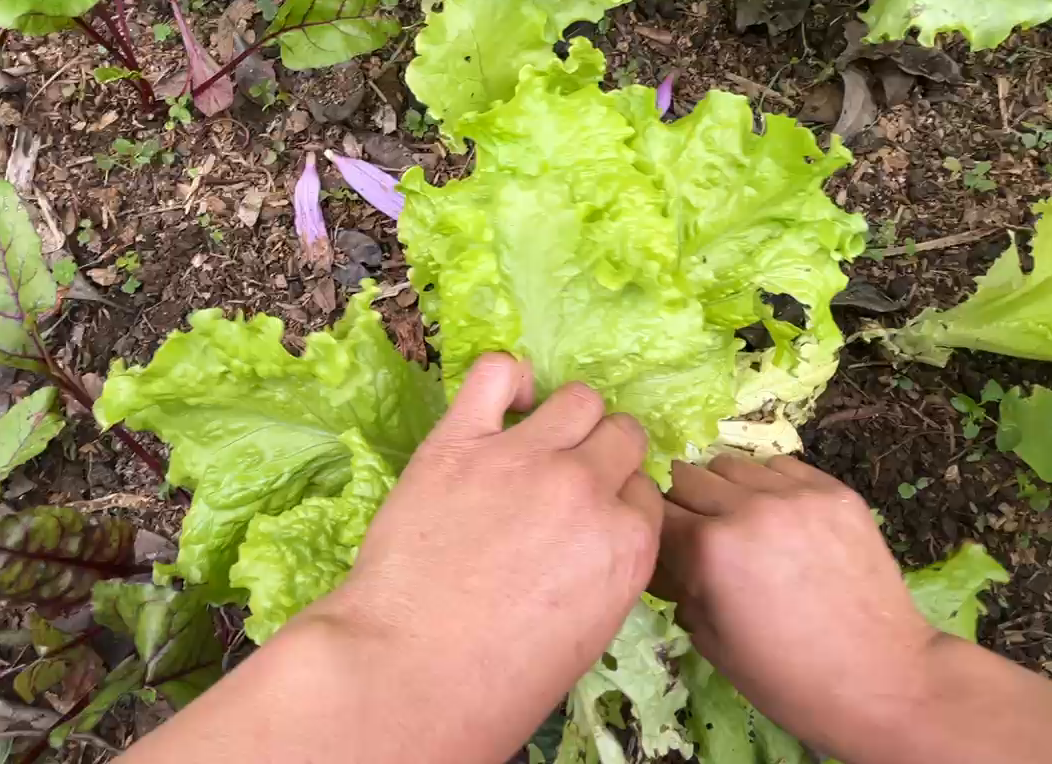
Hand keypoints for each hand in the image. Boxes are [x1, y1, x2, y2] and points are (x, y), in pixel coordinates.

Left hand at [307, 355, 663, 756]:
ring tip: (538, 440)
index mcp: (627, 545)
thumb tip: (593, 527)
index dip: (618, 497)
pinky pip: (497, 372)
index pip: (644, 488)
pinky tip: (502, 406)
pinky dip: (507, 379)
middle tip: (569, 475)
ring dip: (567, 417)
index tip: (592, 510)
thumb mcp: (587, 630)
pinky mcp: (460, 439)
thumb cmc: (498, 679)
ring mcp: (523, 457)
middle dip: (604, 451)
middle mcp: (585, 488)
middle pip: (622, 433)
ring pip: (578, 398)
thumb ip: (604, 564)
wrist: (408, 671)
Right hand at [653, 455, 939, 752]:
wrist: (889, 684)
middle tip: (705, 532)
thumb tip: (665, 555)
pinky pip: (779, 465)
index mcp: (710, 549)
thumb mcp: (712, 641)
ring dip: (726, 488)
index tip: (668, 542)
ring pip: (730, 463)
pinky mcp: (833, 490)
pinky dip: (769, 484)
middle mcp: (746, 508)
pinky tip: (783, 517)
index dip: (658, 527)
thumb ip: (678, 585)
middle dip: (686, 503)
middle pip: (686, 475)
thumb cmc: (791, 677)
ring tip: (746, 520)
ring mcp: (794, 495)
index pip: (656, 510)